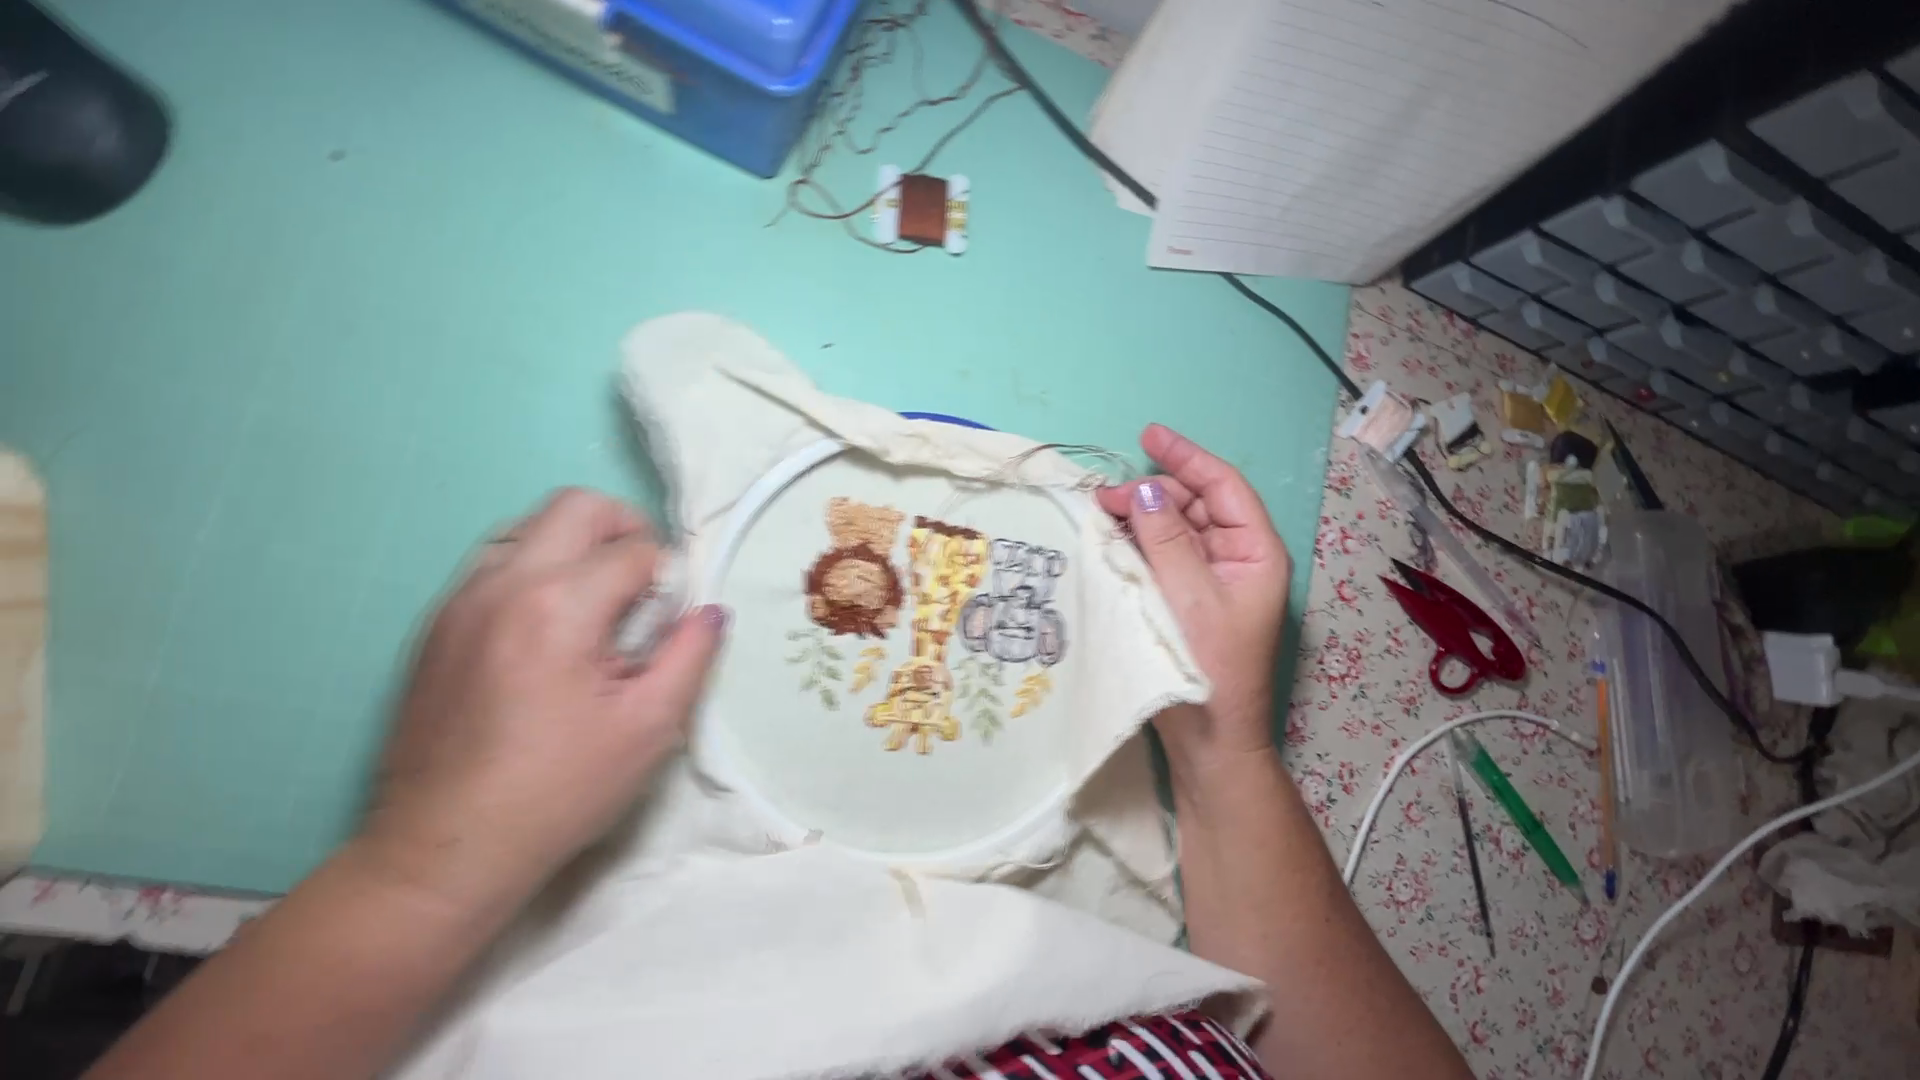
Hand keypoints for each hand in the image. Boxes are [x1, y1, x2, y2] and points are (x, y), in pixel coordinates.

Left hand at [358, 489, 725, 915]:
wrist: (442, 850)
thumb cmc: (558, 790)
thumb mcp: (649, 727)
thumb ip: (690, 655)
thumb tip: (710, 611)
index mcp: (558, 605)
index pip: (635, 550)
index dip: (670, 577)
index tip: (674, 620)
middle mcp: (502, 583)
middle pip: (576, 506)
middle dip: (625, 531)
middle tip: (644, 588)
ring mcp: (459, 599)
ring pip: (530, 527)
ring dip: (576, 547)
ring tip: (595, 608)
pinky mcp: (435, 624)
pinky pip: (495, 563)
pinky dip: (536, 571)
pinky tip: (548, 631)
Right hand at [1097, 424, 1291, 765]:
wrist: (1208, 742)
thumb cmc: (1208, 668)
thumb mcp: (1188, 597)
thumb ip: (1165, 538)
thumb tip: (1141, 488)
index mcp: (1255, 553)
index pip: (1223, 487)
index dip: (1187, 457)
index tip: (1149, 434)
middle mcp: (1235, 558)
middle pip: (1194, 505)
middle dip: (1152, 492)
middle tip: (1102, 498)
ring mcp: (1208, 579)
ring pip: (1172, 528)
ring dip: (1138, 517)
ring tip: (1099, 516)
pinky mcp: (1183, 598)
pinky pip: (1159, 555)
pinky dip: (1134, 543)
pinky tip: (1108, 540)